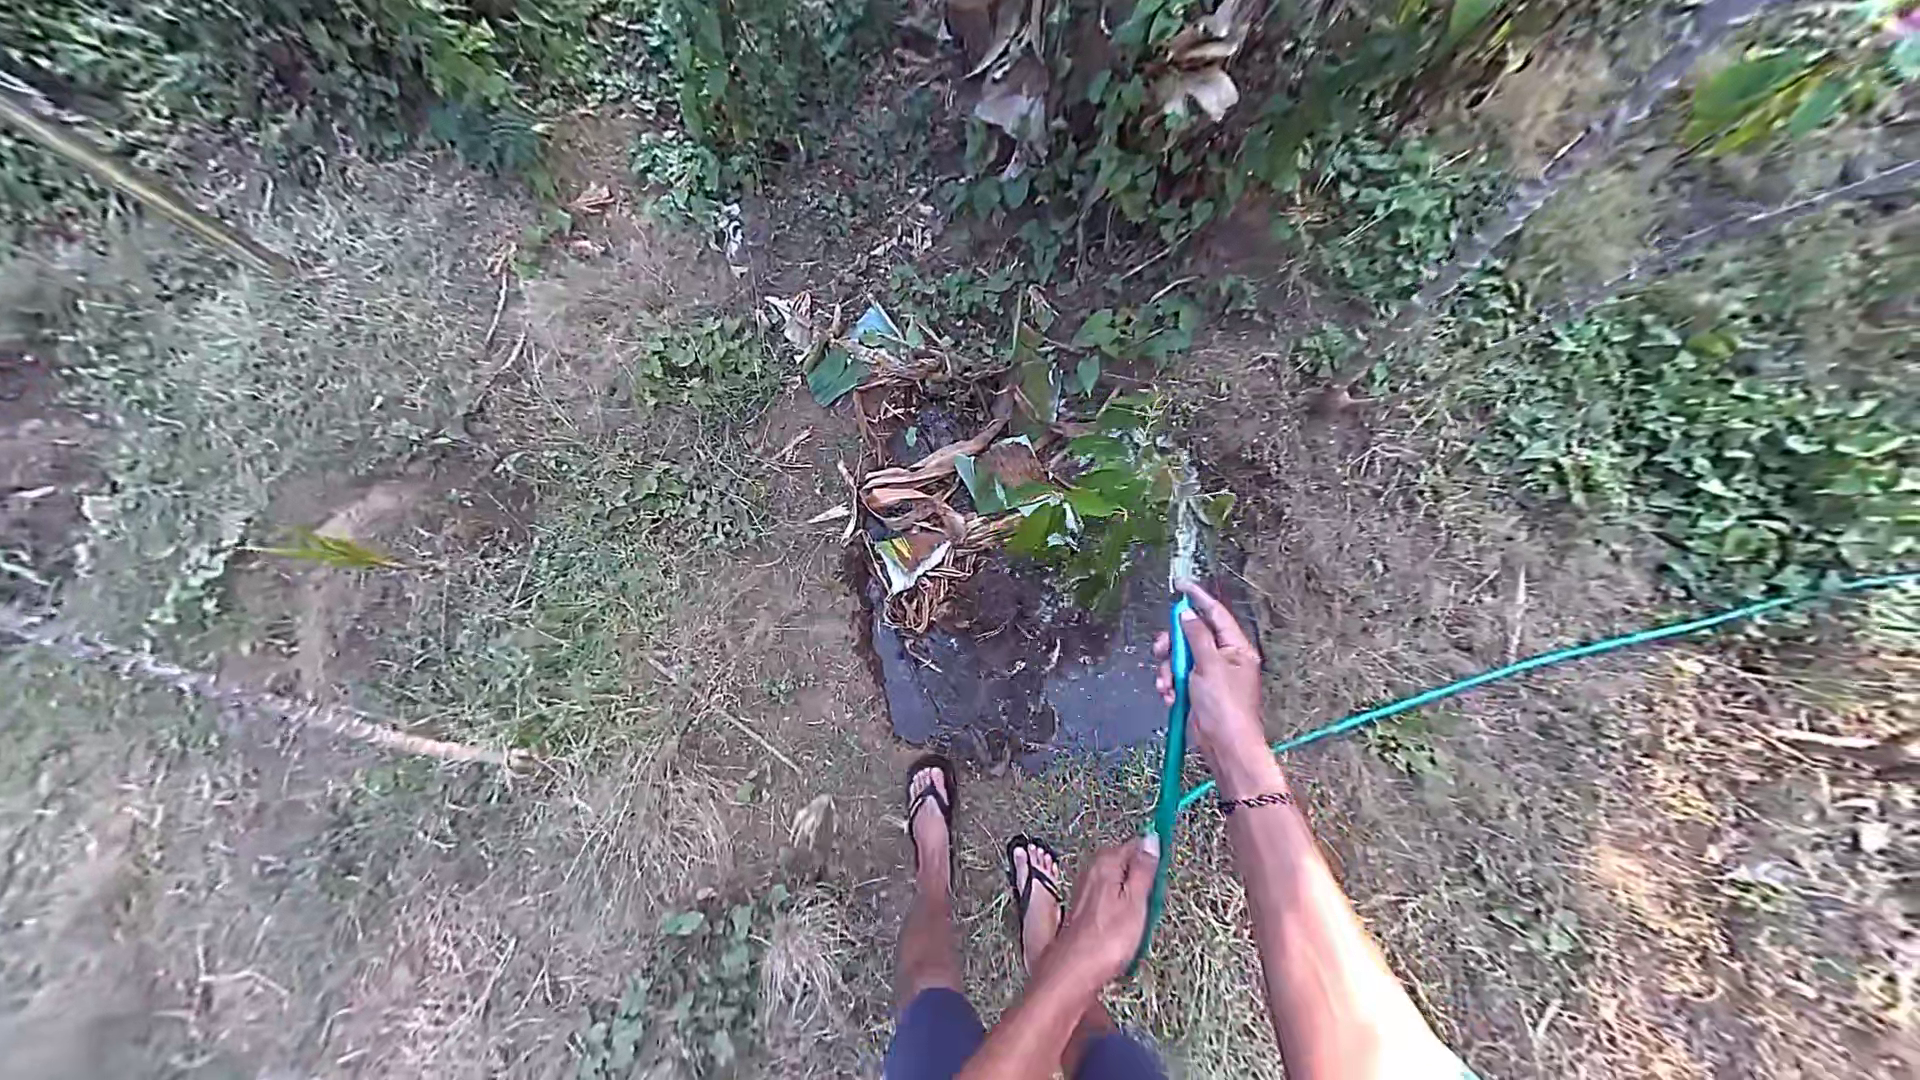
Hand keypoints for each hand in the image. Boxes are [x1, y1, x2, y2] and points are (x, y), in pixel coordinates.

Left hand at [1040, 836, 1159, 991]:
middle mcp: (1093, 870)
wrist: (1076, 969)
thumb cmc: (1105, 939)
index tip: (1163, 869)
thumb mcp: (1136, 901)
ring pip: (1120, 885)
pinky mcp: (1086, 908)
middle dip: (1143, 882)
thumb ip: (1144, 869)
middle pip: (1126, 864)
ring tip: (1139, 922)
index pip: (1134, 844)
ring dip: (1134, 900)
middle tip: (1152, 902)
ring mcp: (1088, 889)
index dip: (1152, 856)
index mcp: (1106, 862)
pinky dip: (1122, 912)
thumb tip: (1151, 840)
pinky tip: (1126, 931)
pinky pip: (1112, 901)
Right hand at [1154, 580, 1280, 794]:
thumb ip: (1195, 636)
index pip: (1215, 613)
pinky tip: (1170, 696)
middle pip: (1191, 635)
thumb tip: (1187, 613)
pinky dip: (1170, 684)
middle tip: (1161, 650)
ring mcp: (1209, 674)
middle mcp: (1223, 657)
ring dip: (1168, 670)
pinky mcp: (1196, 690)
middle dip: (1172, 643)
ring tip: (1168, 685)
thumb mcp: (1208, 664)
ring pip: (1179, 657)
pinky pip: (1176, 676)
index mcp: (1235, 647)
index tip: (1180, 584)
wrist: (1224, 746)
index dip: (1197, 598)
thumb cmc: (1224, 705)